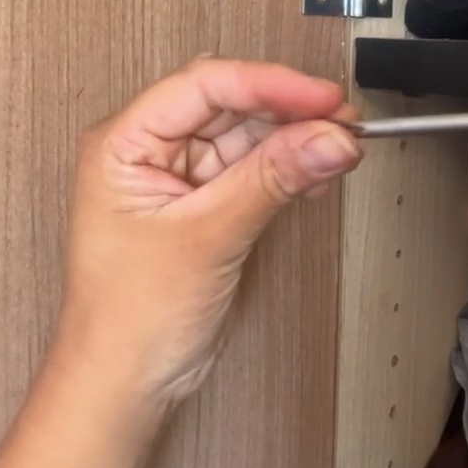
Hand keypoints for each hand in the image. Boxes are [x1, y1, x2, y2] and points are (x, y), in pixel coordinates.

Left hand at [56, 58, 361, 409]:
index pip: (206, 86)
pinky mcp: (208, 198)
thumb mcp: (206, 238)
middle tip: (342, 123)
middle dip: (290, 110)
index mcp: (125, 142)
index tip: (321, 96)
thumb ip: (272, 180)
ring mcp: (182, 174)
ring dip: (297, 139)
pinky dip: (291, 167)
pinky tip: (317, 173)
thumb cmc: (128, 320)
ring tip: (338, 148)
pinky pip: (258, 166)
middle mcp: (152, 149)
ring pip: (251, 134)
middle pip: (232, 104)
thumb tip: (327, 137)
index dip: (270, 84)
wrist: (126, 383)